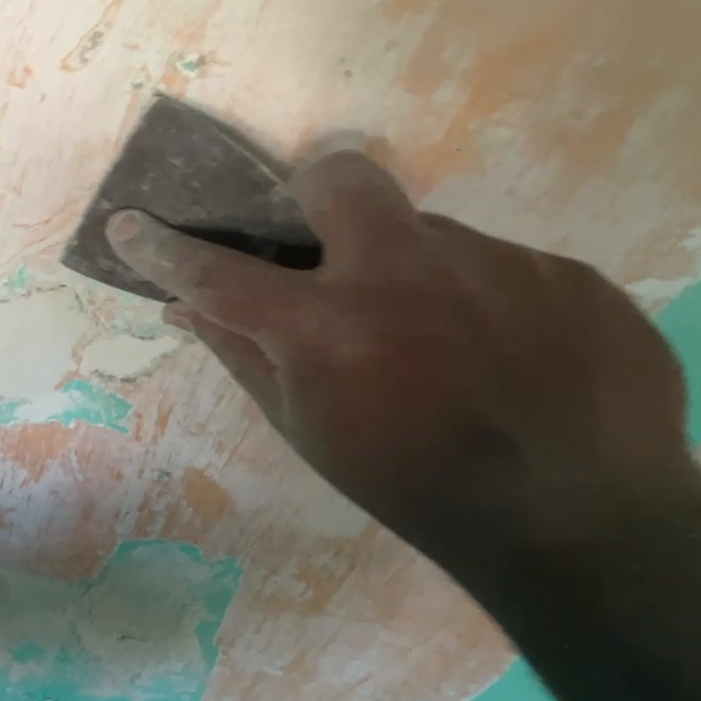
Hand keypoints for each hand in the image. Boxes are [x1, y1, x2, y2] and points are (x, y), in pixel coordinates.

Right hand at [106, 150, 700, 556]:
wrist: (573, 520)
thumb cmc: (402, 478)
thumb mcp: (301, 423)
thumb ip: (242, 351)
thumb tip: (182, 307)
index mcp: (327, 329)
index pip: (219, 275)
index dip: (164, 249)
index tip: (127, 225)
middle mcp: (409, 277)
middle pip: (342, 180)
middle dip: (313, 194)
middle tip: (319, 241)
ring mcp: (499, 265)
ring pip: (424, 232)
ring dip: (401, 269)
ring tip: (426, 334)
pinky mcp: (569, 274)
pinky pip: (492, 263)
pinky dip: (469, 295)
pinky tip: (488, 349)